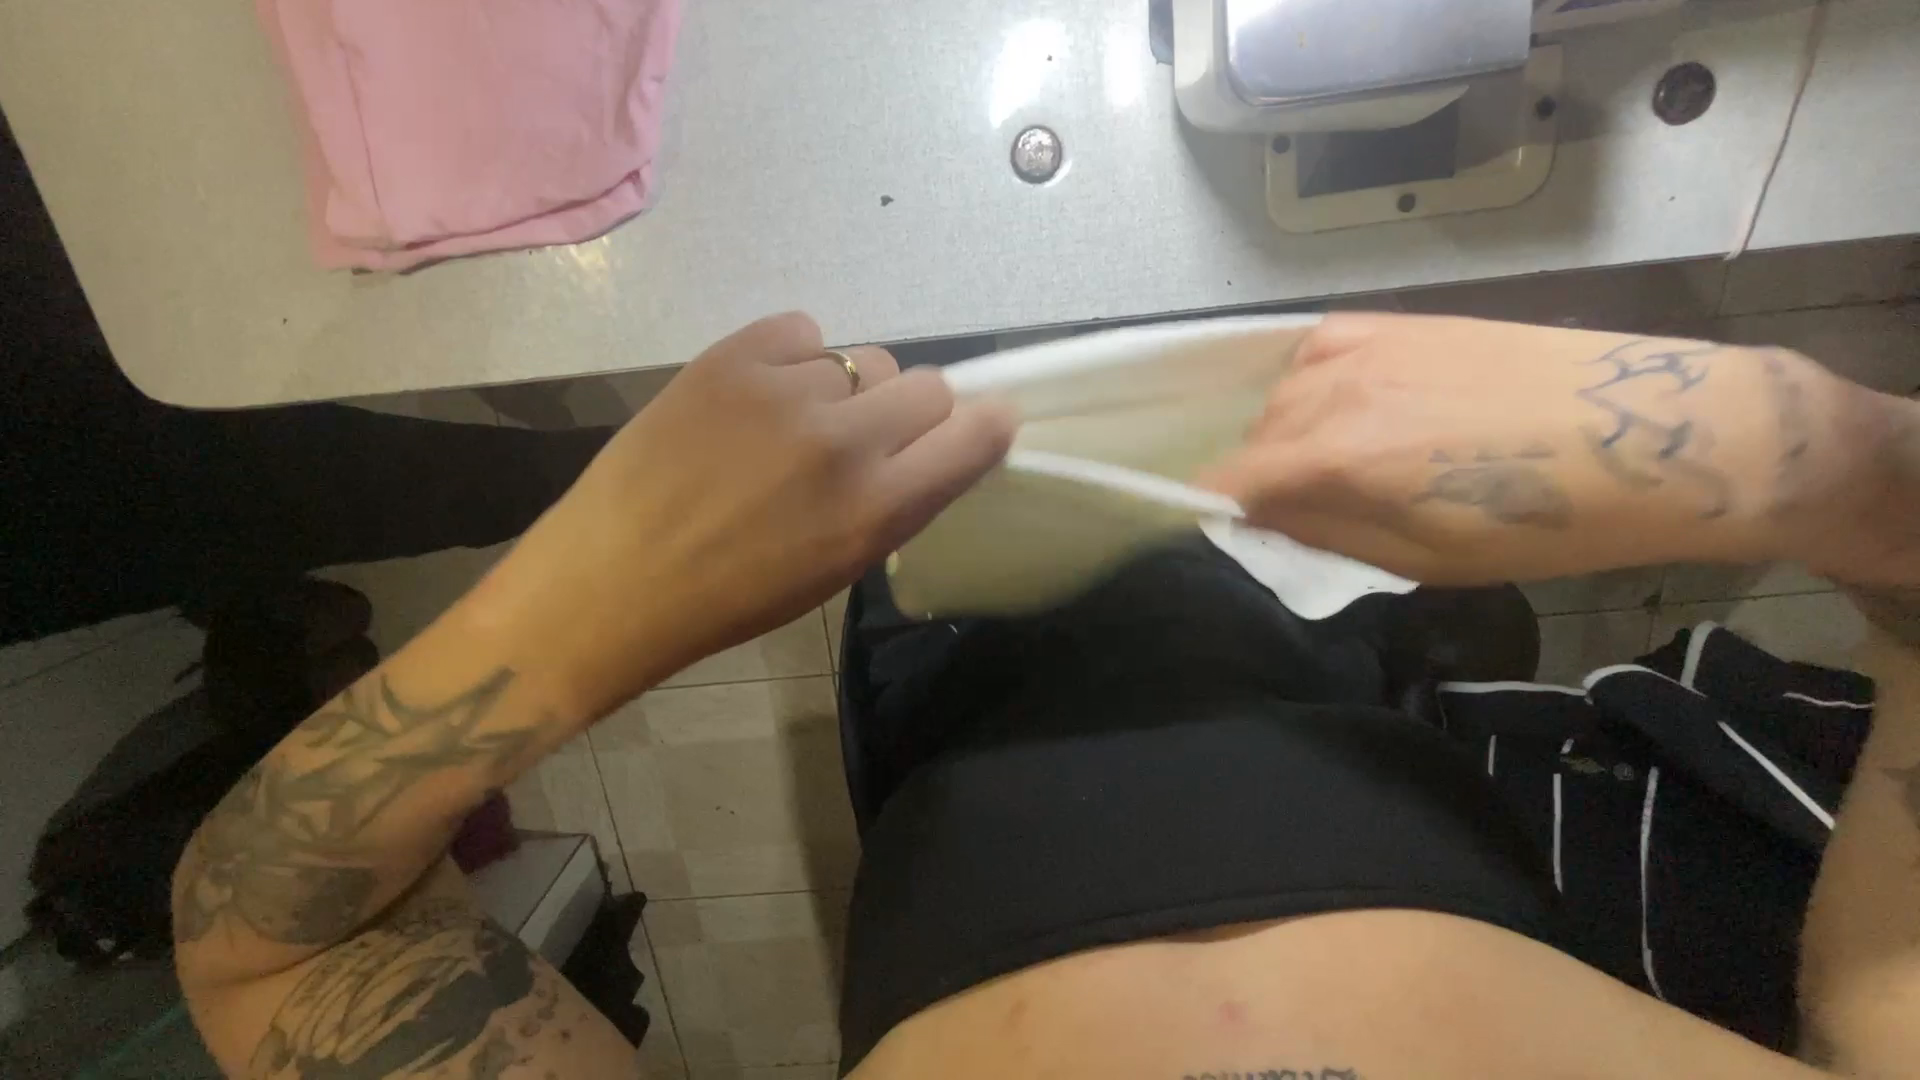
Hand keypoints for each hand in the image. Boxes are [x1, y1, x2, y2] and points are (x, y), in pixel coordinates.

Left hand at [465, 313, 1015, 718]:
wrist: (618, 578)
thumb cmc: (736, 595)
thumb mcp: (839, 567)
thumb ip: (898, 502)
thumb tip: (933, 448)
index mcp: (876, 510)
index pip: (974, 435)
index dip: (986, 424)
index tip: (976, 427)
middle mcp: (844, 442)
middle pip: (929, 385)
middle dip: (913, 412)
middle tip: (869, 438)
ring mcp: (787, 391)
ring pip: (864, 360)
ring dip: (847, 392)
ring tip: (794, 426)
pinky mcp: (732, 357)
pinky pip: (804, 333)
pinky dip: (797, 360)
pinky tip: (763, 396)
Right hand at [1200, 313, 1872, 585]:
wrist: (1666, 434)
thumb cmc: (1545, 522)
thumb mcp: (1423, 559)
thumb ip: (1323, 533)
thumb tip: (1258, 520)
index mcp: (1340, 457)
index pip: (1227, 479)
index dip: (1209, 511)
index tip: (1216, 533)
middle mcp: (1334, 390)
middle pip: (1250, 439)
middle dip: (1257, 480)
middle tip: (1295, 514)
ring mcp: (1365, 347)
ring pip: (1278, 397)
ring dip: (1285, 435)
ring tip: (1333, 462)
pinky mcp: (1396, 323)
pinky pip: (1313, 351)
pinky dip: (1306, 384)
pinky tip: (1338, 404)